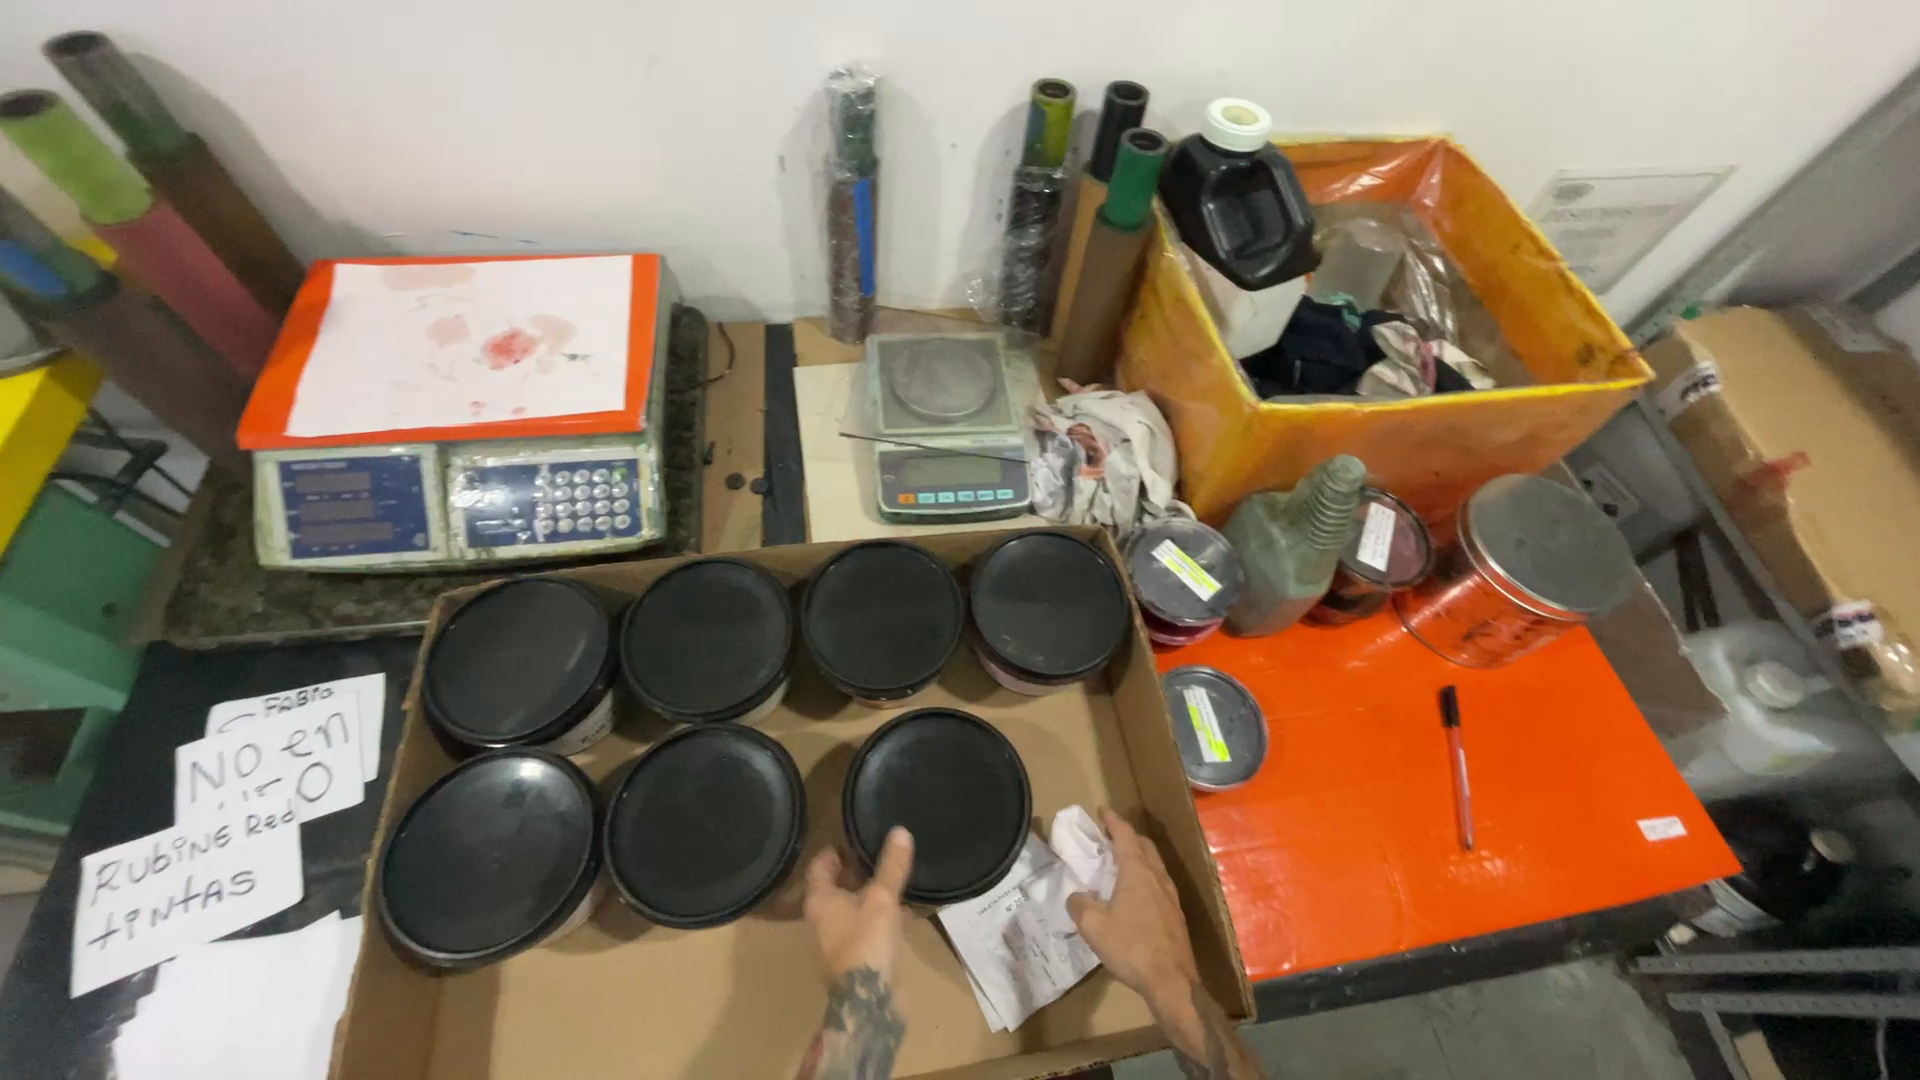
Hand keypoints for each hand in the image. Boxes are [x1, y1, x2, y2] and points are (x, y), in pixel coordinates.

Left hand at [803, 826, 913, 983]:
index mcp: (819, 900)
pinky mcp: (852, 960)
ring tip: (894, 881)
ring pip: (851, 909)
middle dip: (855, 872)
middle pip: (834, 887)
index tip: (854, 839)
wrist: (867, 1003)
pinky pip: (864, 929)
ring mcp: (835, 943)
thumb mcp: (882, 898)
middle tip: (879, 855)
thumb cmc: (866, 943)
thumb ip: (891, 866)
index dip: (835, 851)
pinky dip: (878, 918)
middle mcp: (821, 920)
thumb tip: (900, 830)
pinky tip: (902, 915)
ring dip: (869, 896)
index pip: (819, 866)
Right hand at [1067, 808, 1199, 1001]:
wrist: (1173, 983)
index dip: (1112, 820)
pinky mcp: (1176, 917)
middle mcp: (1157, 877)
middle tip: (1110, 836)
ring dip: (1139, 857)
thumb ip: (1080, 904)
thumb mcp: (1092, 925)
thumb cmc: (1131, 947)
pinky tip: (1136, 896)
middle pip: (1144, 846)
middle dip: (1128, 836)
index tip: (1101, 810)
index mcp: (1137, 871)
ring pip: (1155, 865)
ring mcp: (1171, 897)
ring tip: (1122, 864)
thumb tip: (1077, 896)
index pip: (1125, 835)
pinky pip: (1159, 885)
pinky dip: (1146, 878)